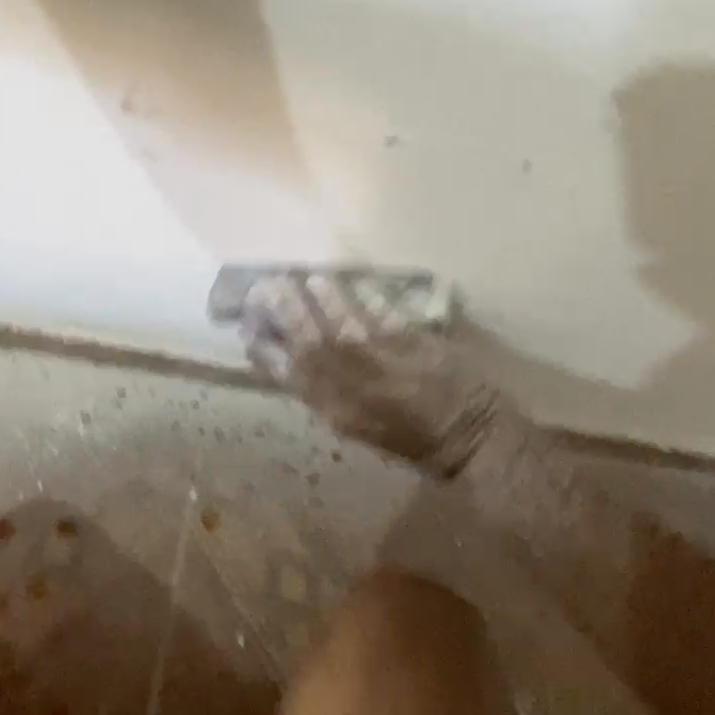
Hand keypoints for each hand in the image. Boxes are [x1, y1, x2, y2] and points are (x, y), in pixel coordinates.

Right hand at [238, 272, 501, 476]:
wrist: (465, 437)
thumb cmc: (405, 434)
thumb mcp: (350, 421)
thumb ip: (316, 385)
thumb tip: (279, 347)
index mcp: (331, 407)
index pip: (282, 368)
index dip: (260, 340)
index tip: (249, 318)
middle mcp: (350, 382)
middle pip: (305, 334)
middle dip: (281, 304)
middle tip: (269, 282)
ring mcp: (382, 358)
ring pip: (339, 314)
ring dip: (320, 291)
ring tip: (311, 277)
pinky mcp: (413, 339)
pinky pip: (379, 307)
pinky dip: (362, 292)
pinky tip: (353, 281)